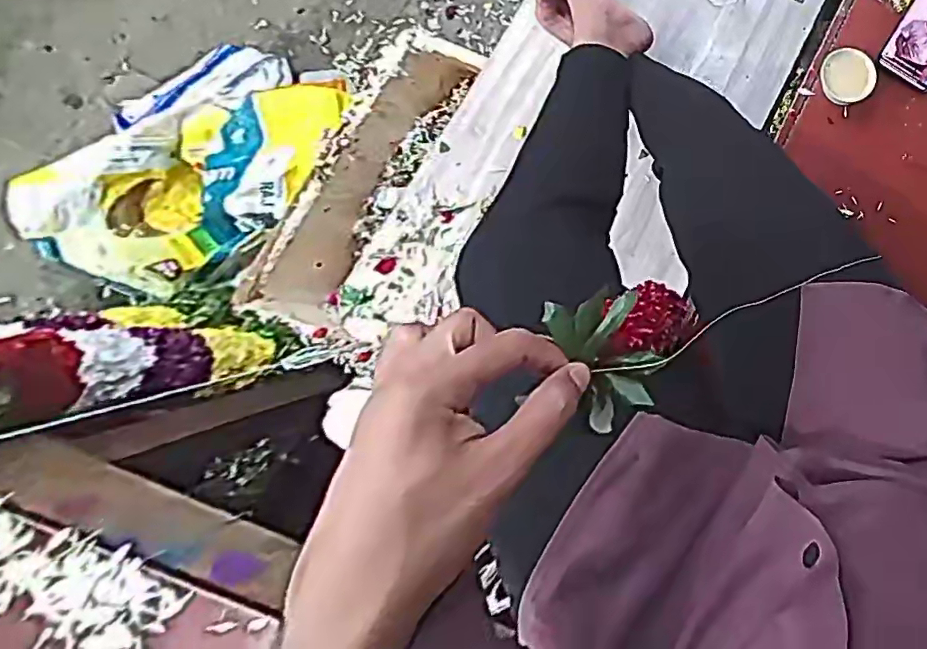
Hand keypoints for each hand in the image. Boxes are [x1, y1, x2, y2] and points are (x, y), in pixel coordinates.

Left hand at [285, 309, 590, 648]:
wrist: (352, 601)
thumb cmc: (415, 541)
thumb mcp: (502, 471)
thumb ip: (547, 412)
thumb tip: (574, 375)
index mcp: (426, 387)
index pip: (505, 342)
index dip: (547, 353)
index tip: (568, 374)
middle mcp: (395, 386)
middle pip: (462, 325)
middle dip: (504, 342)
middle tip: (527, 375)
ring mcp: (377, 405)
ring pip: (426, 338)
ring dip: (465, 347)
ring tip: (491, 380)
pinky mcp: (372, 427)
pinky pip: (405, 369)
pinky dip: (439, 368)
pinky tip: (459, 402)